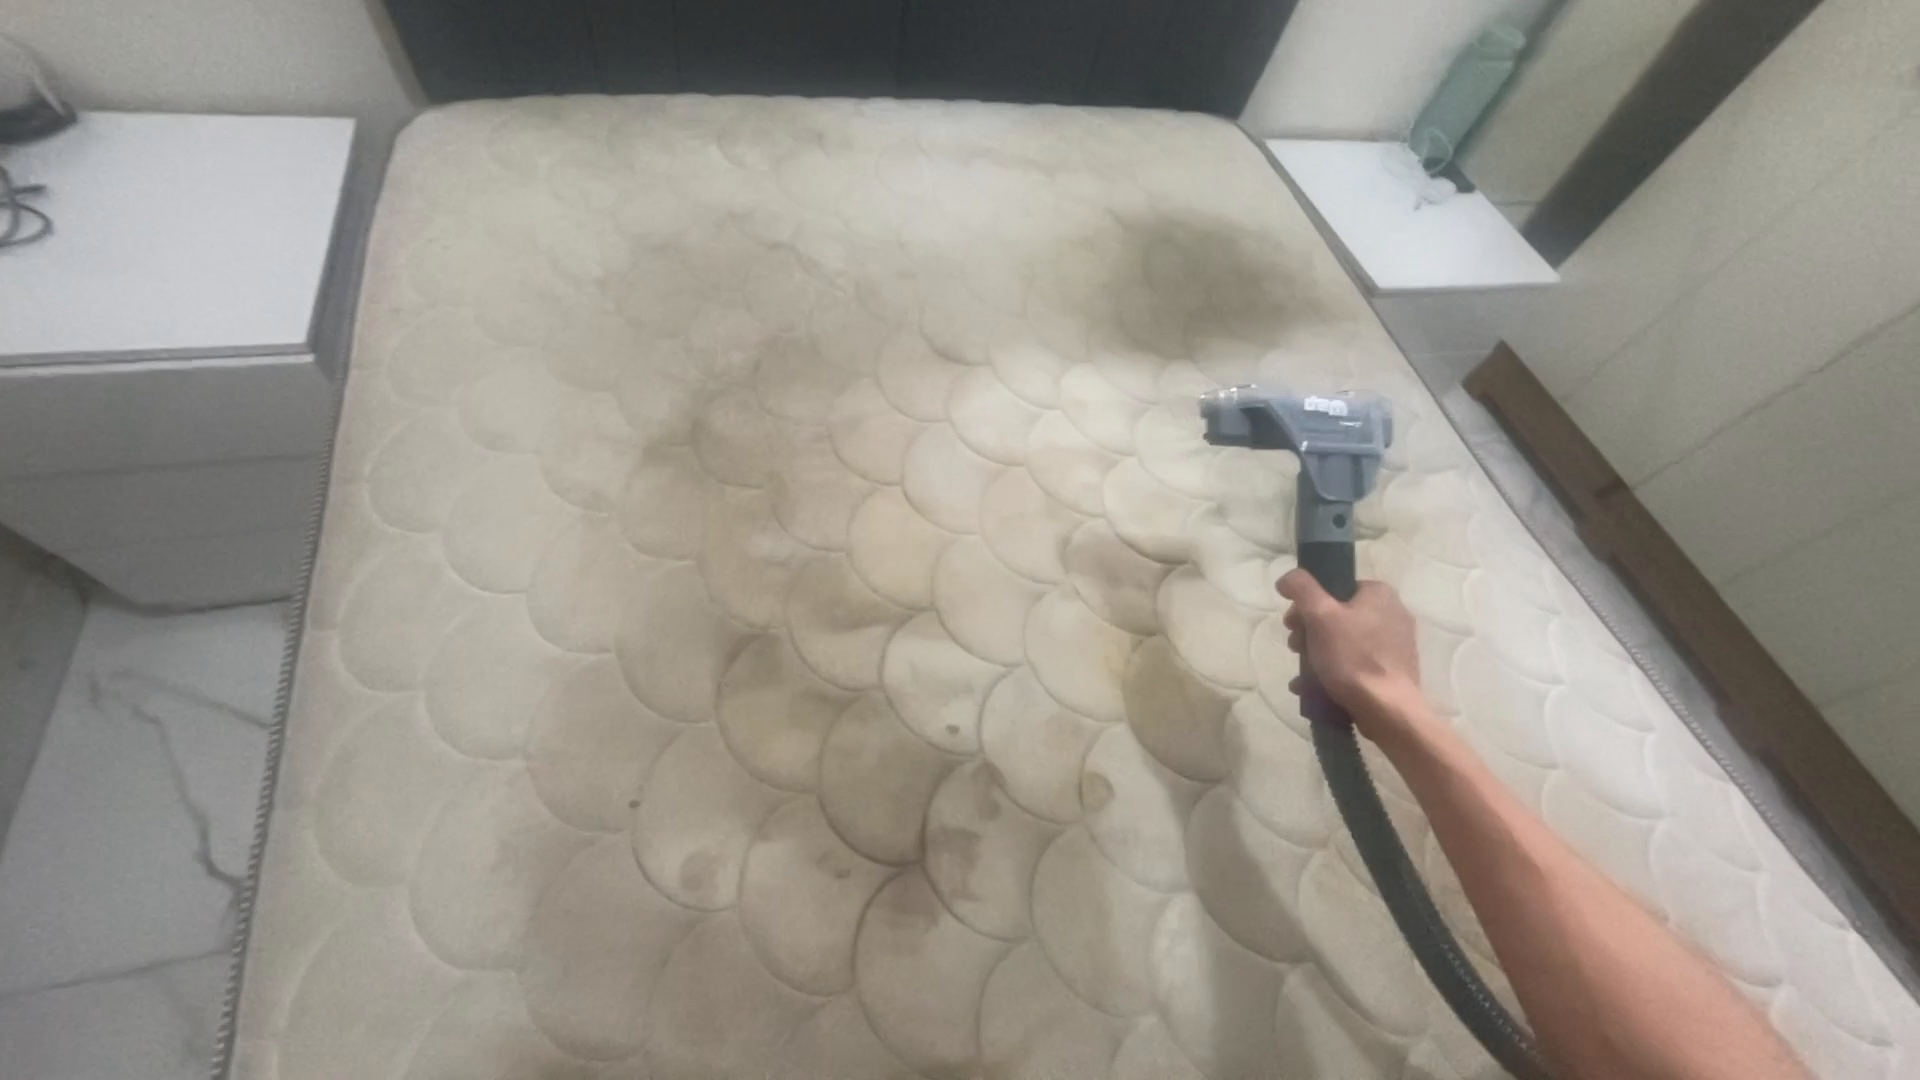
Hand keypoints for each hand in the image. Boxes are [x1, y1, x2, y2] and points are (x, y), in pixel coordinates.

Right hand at [1276, 569, 1426, 740]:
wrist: (1387, 709)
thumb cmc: (1352, 657)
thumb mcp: (1319, 615)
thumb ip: (1301, 588)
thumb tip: (1287, 579)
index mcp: (1380, 594)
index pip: (1334, 587)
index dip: (1307, 603)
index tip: (1293, 623)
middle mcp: (1392, 614)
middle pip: (1335, 615)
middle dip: (1308, 632)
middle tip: (1295, 647)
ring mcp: (1394, 644)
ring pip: (1342, 640)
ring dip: (1315, 654)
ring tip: (1302, 672)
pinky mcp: (1391, 670)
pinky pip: (1353, 663)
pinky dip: (1332, 671)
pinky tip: (1311, 686)